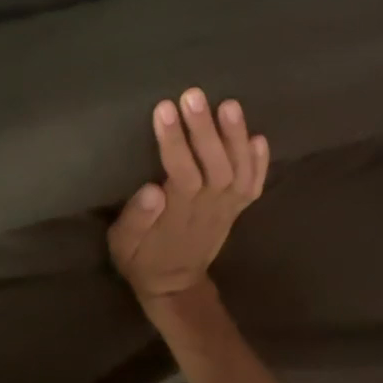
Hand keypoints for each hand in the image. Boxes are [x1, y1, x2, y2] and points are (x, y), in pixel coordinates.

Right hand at [108, 88, 268, 302]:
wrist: (177, 287)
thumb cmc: (142, 258)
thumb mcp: (123, 244)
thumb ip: (136, 219)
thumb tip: (152, 190)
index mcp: (177, 214)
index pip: (181, 173)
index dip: (175, 142)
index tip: (165, 108)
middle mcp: (208, 209)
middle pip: (215, 168)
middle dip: (206, 130)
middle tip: (193, 95)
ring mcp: (226, 209)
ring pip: (239, 173)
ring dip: (236, 138)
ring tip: (229, 105)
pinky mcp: (237, 209)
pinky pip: (254, 186)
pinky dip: (260, 163)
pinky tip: (259, 137)